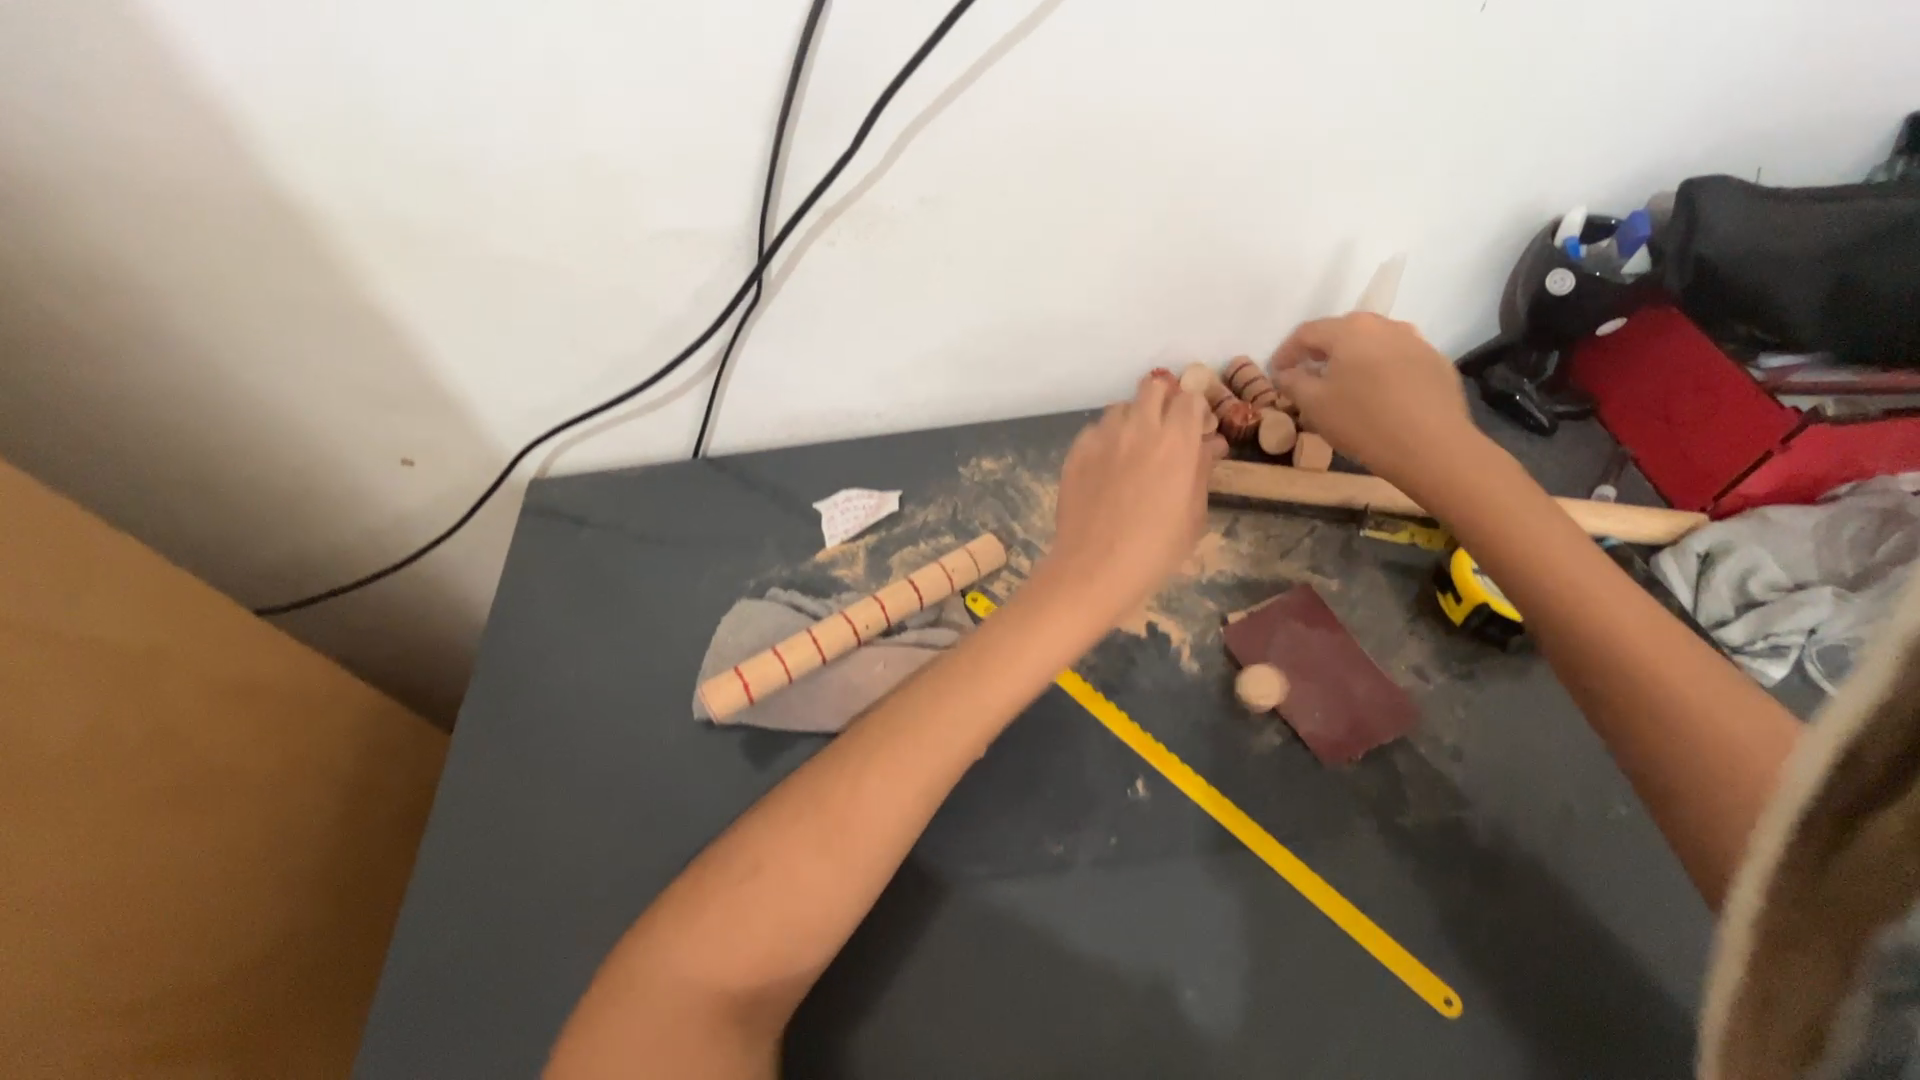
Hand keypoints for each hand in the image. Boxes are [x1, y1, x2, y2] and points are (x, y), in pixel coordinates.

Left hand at [1033, 375, 1226, 627]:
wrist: (1095, 567)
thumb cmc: (1156, 549)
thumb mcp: (1193, 514)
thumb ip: (1201, 470)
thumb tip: (1209, 443)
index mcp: (1176, 441)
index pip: (1189, 398)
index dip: (1194, 410)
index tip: (1196, 429)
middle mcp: (1139, 427)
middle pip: (1153, 387)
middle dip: (1163, 402)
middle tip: (1165, 431)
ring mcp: (1103, 436)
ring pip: (1121, 408)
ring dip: (1132, 420)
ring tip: (1133, 451)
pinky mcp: (1076, 451)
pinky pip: (1095, 431)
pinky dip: (1105, 440)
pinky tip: (1107, 469)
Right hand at [1268, 314, 1480, 493]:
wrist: (1432, 445)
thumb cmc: (1362, 421)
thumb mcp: (1314, 405)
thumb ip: (1293, 383)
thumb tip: (1286, 373)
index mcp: (1350, 330)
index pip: (1306, 333)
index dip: (1286, 352)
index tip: (1276, 373)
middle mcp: (1384, 326)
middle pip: (1343, 332)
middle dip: (1321, 353)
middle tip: (1308, 375)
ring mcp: (1416, 341)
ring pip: (1374, 344)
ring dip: (1353, 360)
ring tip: (1344, 385)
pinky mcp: (1437, 363)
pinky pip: (1399, 360)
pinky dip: (1381, 371)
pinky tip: (1379, 397)